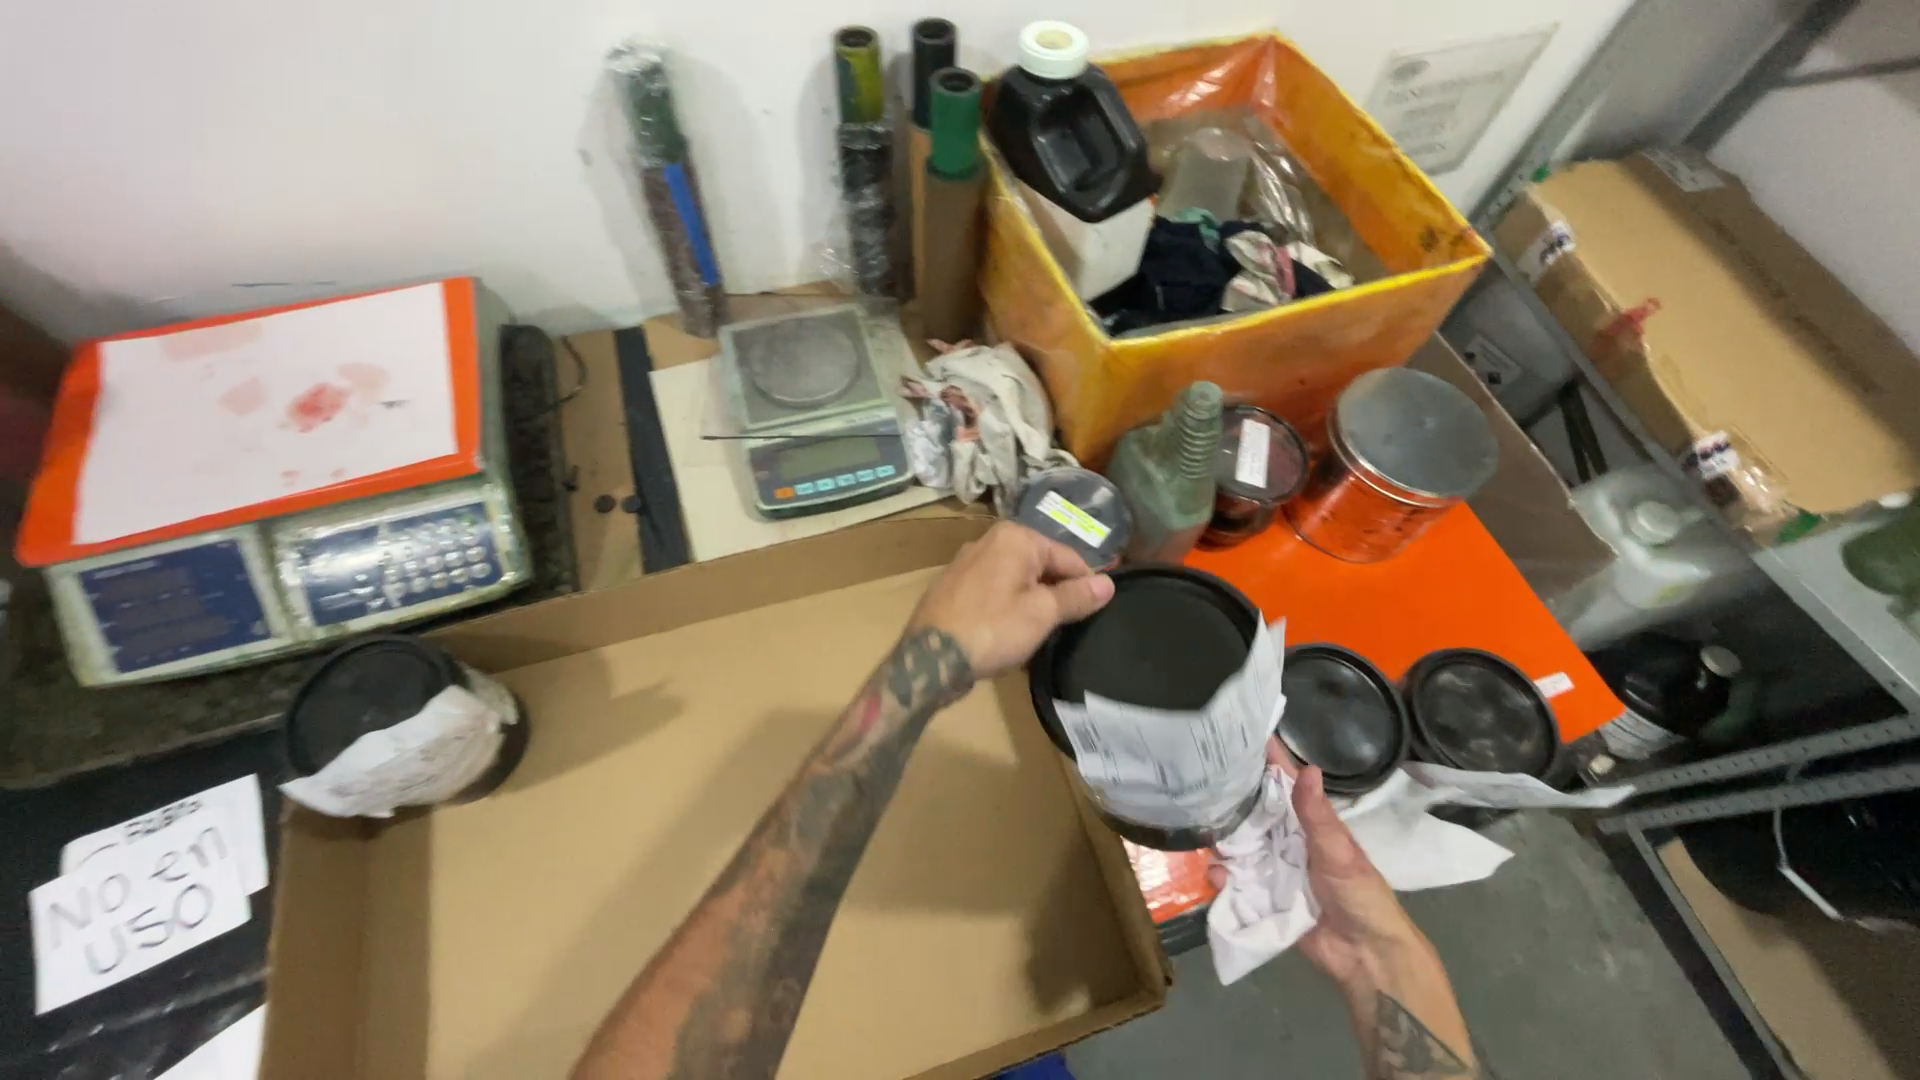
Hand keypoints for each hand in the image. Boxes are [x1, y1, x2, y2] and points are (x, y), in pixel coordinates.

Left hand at [906, 521, 1114, 678]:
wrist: (930, 658)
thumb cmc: (992, 629)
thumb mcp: (1042, 613)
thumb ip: (1077, 596)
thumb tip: (1108, 583)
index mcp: (1015, 537)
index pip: (1068, 557)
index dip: (1086, 584)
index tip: (1096, 612)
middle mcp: (989, 541)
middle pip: (1041, 566)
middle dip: (1056, 594)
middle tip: (1066, 627)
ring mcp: (967, 563)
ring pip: (1017, 580)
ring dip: (1032, 604)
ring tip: (1039, 634)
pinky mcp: (954, 587)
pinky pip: (995, 592)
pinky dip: (1007, 609)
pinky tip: (1009, 634)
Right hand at [1212, 739, 1430, 993]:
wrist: (1366, 958)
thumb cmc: (1361, 897)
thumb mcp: (1340, 852)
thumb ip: (1318, 815)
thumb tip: (1309, 767)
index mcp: (1306, 823)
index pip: (1280, 783)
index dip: (1261, 760)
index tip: (1232, 733)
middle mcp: (1284, 840)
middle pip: (1249, 812)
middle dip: (1227, 800)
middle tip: (1196, 784)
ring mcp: (1271, 868)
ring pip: (1237, 845)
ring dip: (1221, 842)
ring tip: (1203, 835)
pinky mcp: (1260, 896)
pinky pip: (1234, 881)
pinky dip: (1222, 878)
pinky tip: (1218, 877)